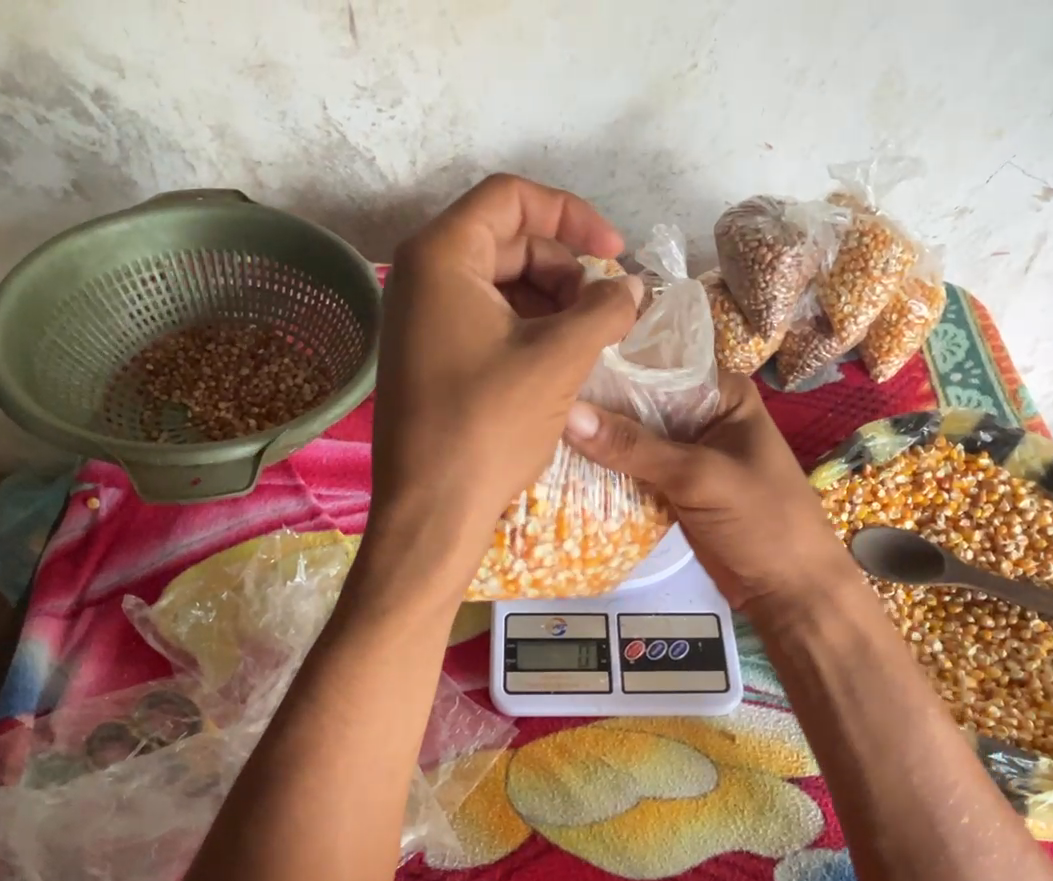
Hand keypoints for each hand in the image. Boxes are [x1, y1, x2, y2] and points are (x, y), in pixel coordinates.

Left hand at [369, 174, 644, 585]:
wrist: (431, 510)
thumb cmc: (489, 425)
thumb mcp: (559, 359)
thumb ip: (605, 309)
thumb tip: (633, 288)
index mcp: (441, 256)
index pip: (511, 198)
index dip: (572, 216)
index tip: (615, 254)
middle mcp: (420, 276)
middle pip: (507, 241)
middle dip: (564, 269)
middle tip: (603, 313)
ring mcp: (419, 319)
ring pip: (499, 284)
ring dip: (550, 302)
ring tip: (586, 342)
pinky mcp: (427, 356)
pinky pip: (484, 320)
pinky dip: (526, 328)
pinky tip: (557, 362)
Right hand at [563, 372, 855, 613]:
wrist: (787, 589)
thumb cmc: (762, 520)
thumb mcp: (699, 476)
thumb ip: (634, 447)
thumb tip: (568, 414)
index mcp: (722, 394)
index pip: (658, 365)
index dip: (611, 363)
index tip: (558, 363)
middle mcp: (702, 415)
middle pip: (639, 402)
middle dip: (597, 406)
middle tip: (539, 400)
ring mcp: (686, 453)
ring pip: (632, 439)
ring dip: (597, 442)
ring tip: (539, 429)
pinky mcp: (673, 487)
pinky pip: (632, 471)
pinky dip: (606, 472)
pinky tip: (563, 465)